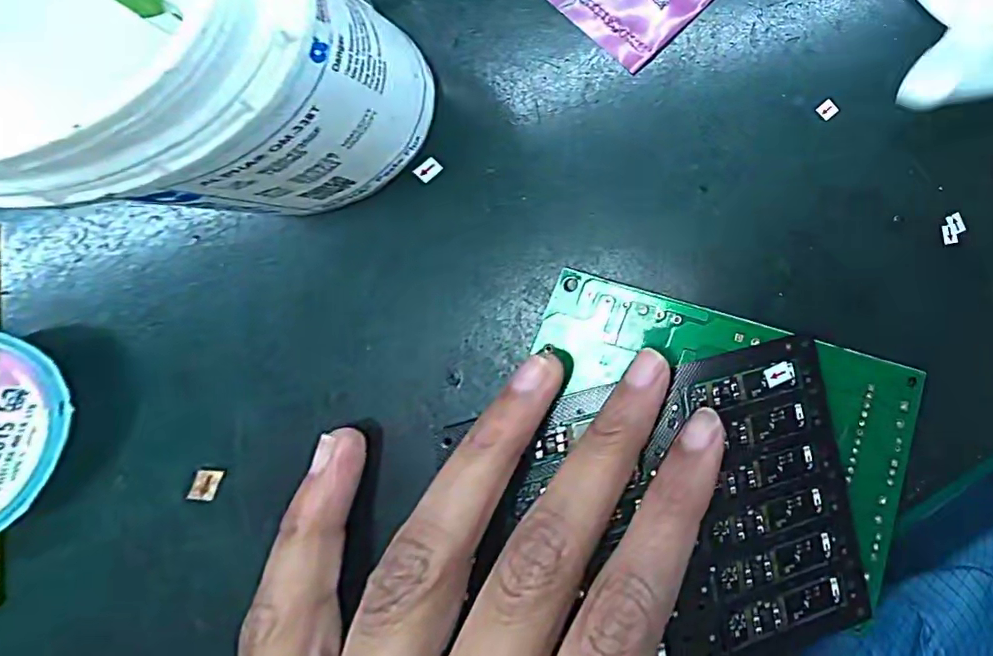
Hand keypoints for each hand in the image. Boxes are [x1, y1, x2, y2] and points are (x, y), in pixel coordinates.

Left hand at [239, 348, 724, 655]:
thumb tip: (664, 623)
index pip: (626, 611)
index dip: (672, 511)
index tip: (705, 434)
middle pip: (541, 560)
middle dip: (603, 453)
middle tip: (643, 372)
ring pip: (429, 554)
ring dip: (487, 450)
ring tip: (535, 370)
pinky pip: (286, 614)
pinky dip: (310, 526)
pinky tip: (339, 444)